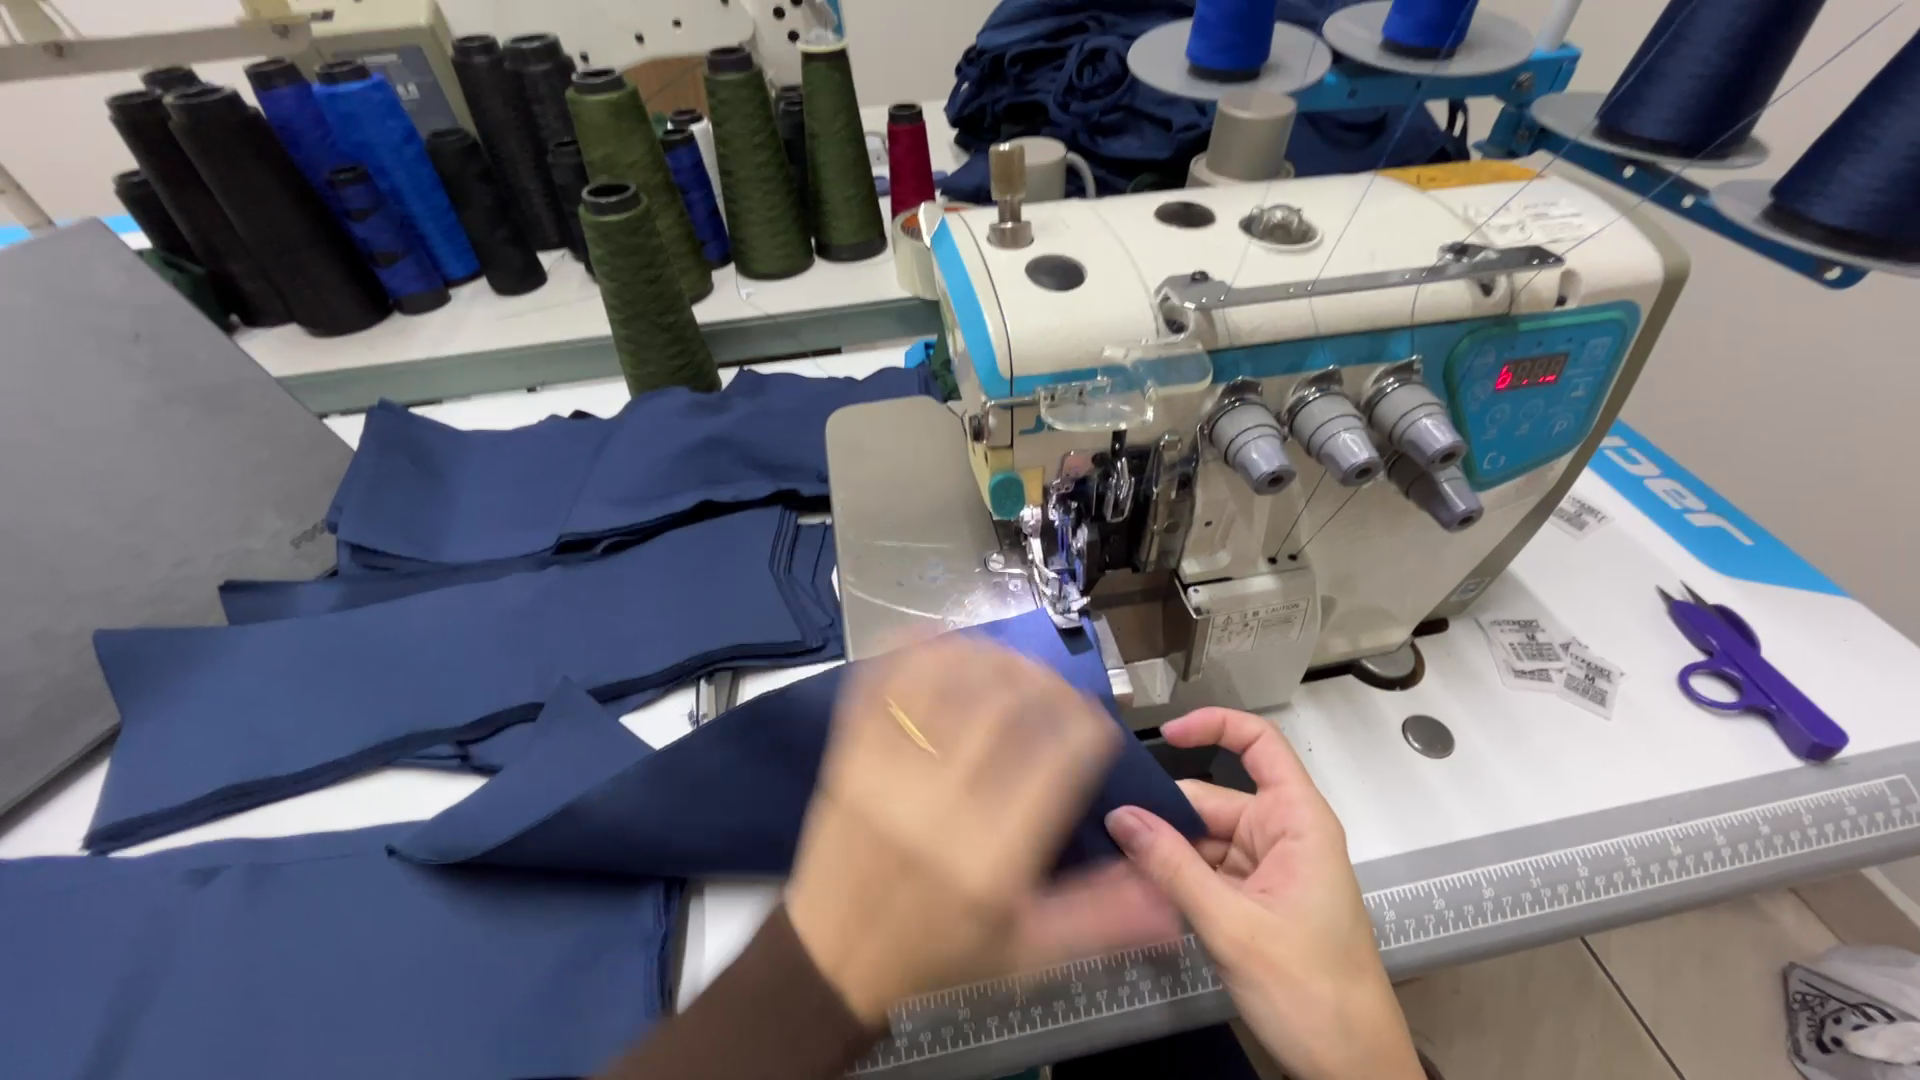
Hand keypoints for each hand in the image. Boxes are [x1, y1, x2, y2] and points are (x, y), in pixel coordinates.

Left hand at [786, 635, 1181, 1022]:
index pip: (1060, 756)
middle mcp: (938, 806)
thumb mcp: (1026, 955)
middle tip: (1058, 692)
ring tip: (1012, 666)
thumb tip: (1167, 893)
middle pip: (1006, 704)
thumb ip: (1100, 919)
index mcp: (991, 858)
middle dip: (1046, 684)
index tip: (1095, 726)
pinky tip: (943, 643)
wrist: (830, 961)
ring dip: (989, 658)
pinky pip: (882, 684)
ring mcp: (885, 774)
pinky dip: (915, 651)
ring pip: (947, 681)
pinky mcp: (848, 757)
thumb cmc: (934, 957)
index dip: (1089, 725)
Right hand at [1104, 708, 1422, 1079]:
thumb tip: (1121, 818)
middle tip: (1110, 832)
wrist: (1352, 1071)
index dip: (1214, 727)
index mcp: (1298, 822)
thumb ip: (1172, 868)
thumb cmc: (1312, 995)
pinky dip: (1175, 878)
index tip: (1166, 736)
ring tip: (1118, 867)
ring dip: (1165, 853)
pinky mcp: (1253, 899)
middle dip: (1165, 816)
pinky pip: (1204, 871)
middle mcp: (1282, 835)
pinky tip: (1141, 890)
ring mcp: (1266, 868)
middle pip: (1212, 801)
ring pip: (1202, 839)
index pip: (1259, 745)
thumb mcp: (1233, 927)